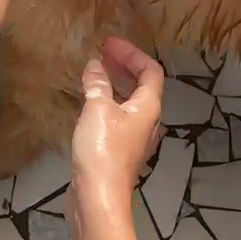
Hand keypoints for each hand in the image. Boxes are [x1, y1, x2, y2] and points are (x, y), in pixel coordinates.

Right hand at [71, 38, 164, 214]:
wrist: (98, 196)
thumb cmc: (103, 150)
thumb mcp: (97, 110)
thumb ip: (97, 85)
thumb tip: (95, 66)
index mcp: (149, 108)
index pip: (151, 71)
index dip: (133, 54)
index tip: (110, 44)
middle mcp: (147, 123)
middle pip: (143, 88)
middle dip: (125, 68)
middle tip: (103, 56)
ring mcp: (134, 140)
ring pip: (130, 105)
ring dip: (116, 86)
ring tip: (95, 76)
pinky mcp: (119, 153)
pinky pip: (118, 120)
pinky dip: (108, 105)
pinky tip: (89, 106)